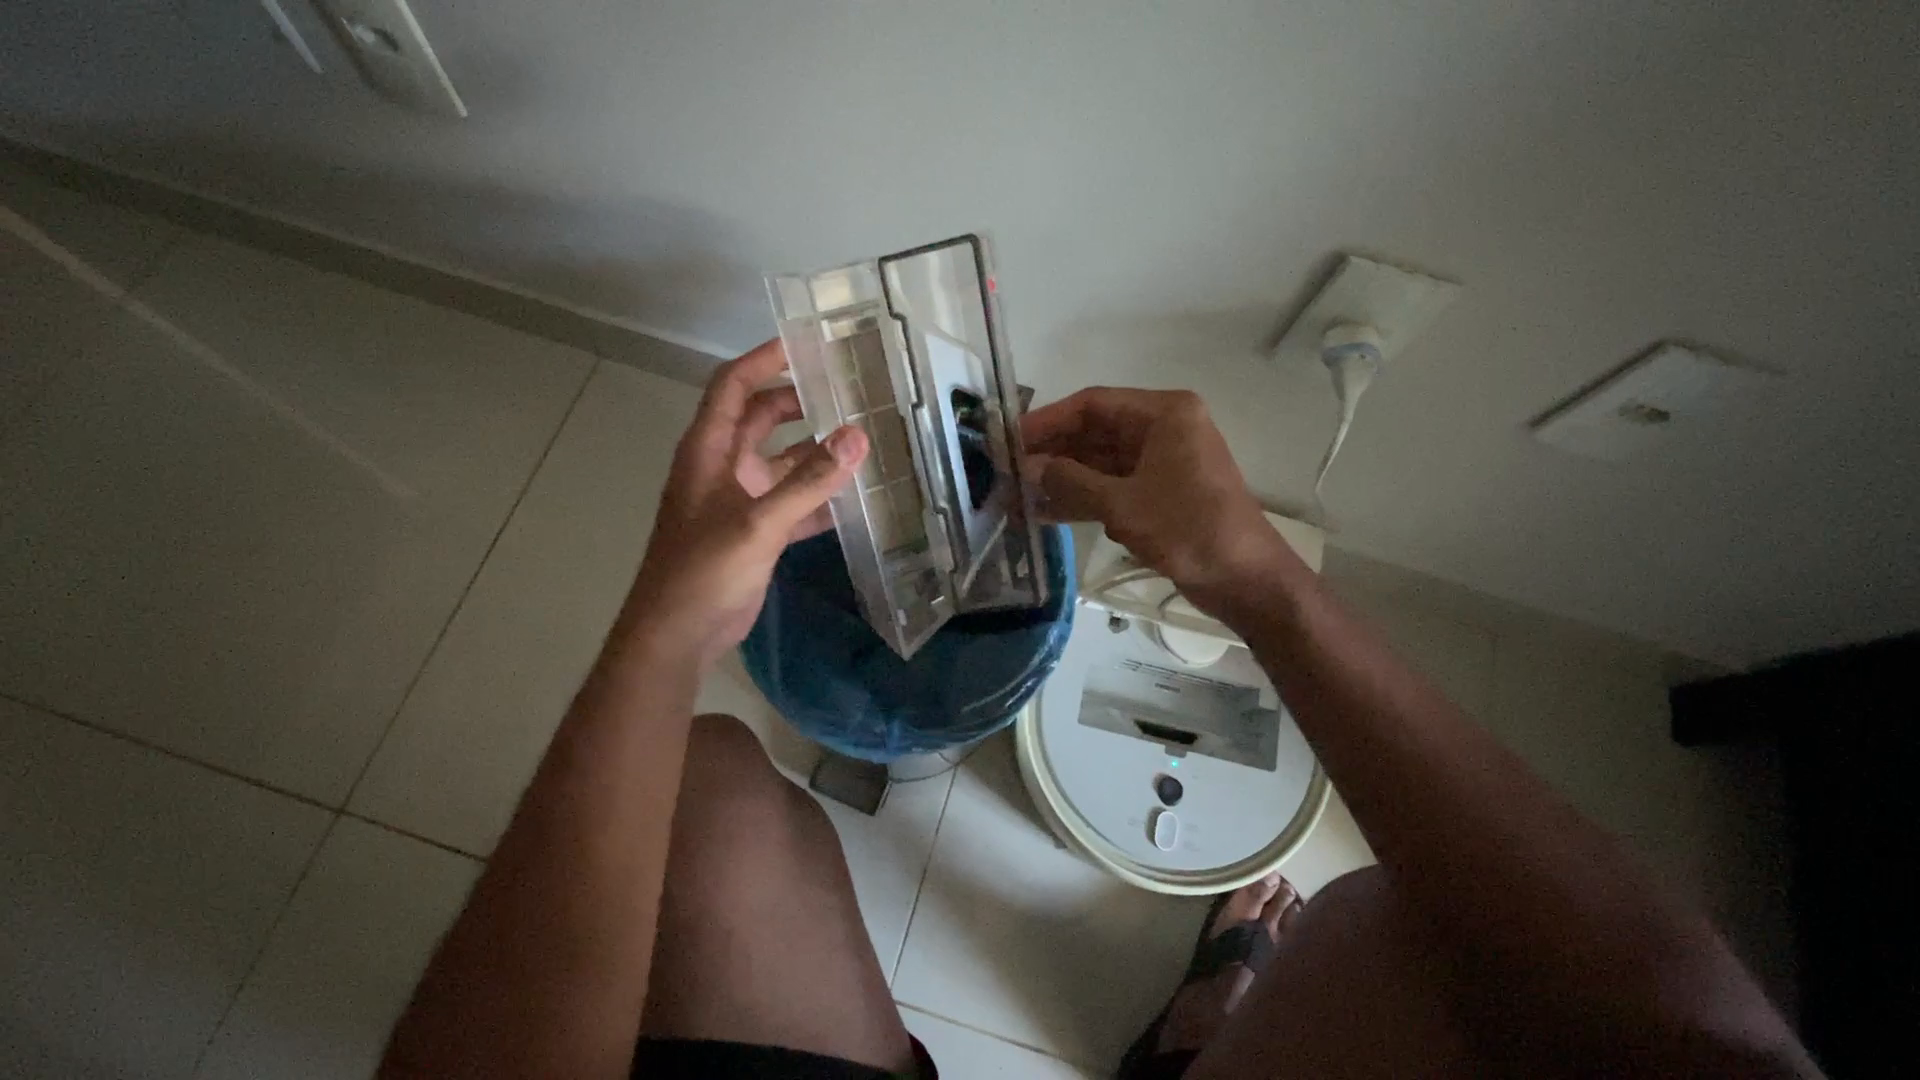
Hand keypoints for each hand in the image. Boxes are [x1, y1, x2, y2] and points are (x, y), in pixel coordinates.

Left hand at [616, 340, 867, 666]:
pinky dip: (819, 498)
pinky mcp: (755, 532)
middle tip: (848, 392)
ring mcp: (739, 500)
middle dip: (800, 402)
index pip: (733, 387)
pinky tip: (856, 497)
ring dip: (816, 452)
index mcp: (709, 451)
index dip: (764, 359)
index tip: (806, 343)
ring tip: (864, 439)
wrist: (677, 634)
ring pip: (783, 462)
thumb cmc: (705, 569)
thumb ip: (810, 481)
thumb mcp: (759, 521)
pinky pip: (792, 502)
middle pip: (761, 418)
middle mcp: (722, 467)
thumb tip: (858, 437)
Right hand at [1021, 387, 1296, 611]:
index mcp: (1164, 414)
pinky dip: (1082, 499)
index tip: (1009, 439)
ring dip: (1062, 479)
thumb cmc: (1189, 530)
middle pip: (1094, 433)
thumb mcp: (1122, 505)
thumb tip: (1026, 468)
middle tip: (1007, 472)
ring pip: (1100, 463)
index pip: (1093, 404)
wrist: (1246, 579)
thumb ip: (1070, 481)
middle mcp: (1163, 429)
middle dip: (1052, 454)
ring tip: (1017, 497)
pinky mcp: (1160, 494)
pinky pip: (1112, 487)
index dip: (1048, 420)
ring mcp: (1163, 463)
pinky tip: (1044, 513)